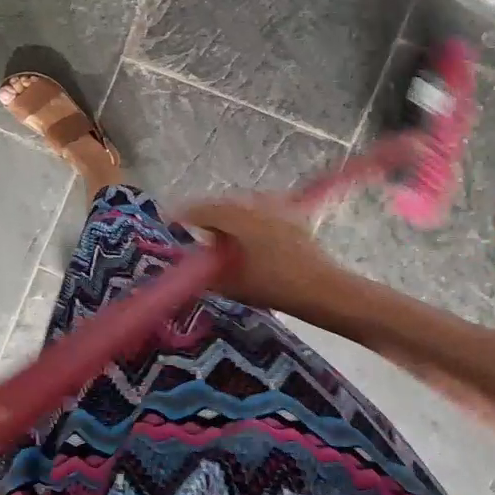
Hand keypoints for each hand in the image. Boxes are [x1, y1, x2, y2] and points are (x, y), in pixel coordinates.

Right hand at [175, 194, 359, 319]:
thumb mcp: (231, 284)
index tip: (168, 223)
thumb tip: (187, 263)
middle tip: (194, 234)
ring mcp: (275, 206)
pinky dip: (249, 218)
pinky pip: (261, 209)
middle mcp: (253, 203)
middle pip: (220, 204)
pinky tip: (249, 235)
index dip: (181, 216)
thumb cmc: (275, 286)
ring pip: (241, 205)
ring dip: (227, 216)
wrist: (326, 291)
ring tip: (220, 237)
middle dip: (204, 216)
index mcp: (235, 216)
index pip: (199, 209)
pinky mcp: (291, 216)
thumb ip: (204, 271)